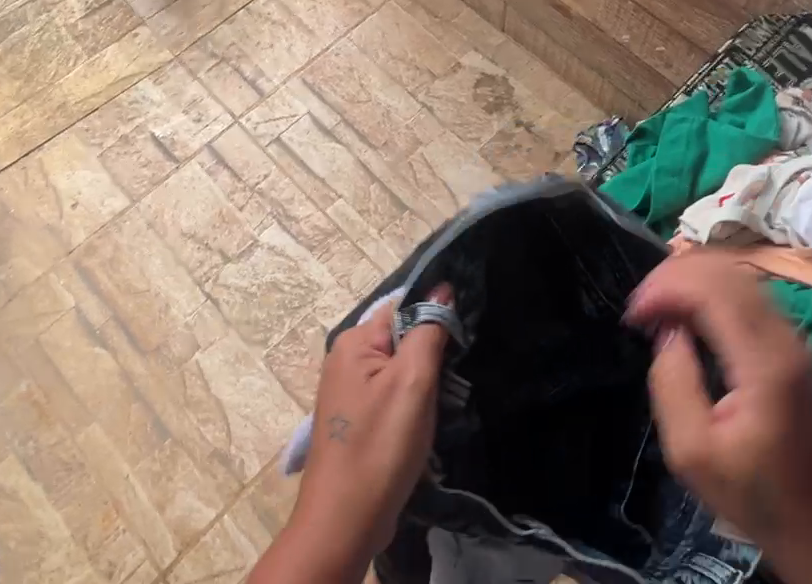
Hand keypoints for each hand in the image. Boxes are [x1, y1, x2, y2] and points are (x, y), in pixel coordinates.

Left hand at [254, 285, 454, 583]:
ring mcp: (349, 390)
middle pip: (403, 336)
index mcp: (354, 341)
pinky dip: (413, 403)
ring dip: (426, 382)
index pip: (405, 307)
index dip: (437, 316)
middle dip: (433, 353)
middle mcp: (346, 358)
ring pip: (401, 368)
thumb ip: (429, 331)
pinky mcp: (356, 418)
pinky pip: (392, 393)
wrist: (344, 522)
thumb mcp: (413, 382)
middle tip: (458, 377)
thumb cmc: (380, 446)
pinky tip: (427, 421)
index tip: (467, 335)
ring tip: (447, 400)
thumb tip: (443, 288)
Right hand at [626, 252, 811, 583]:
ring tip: (656, 305)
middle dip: (674, 276)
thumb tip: (666, 331)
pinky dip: (708, 288)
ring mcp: (793, 336)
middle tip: (640, 306)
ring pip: (737, 274)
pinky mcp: (790, 340)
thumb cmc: (750, 491)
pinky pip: (745, 291)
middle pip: (726, 272)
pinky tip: (685, 311)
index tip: (633, 314)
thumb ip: (672, 384)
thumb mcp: (691, 451)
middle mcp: (785, 338)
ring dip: (691, 278)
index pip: (713, 291)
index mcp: (764, 364)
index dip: (666, 288)